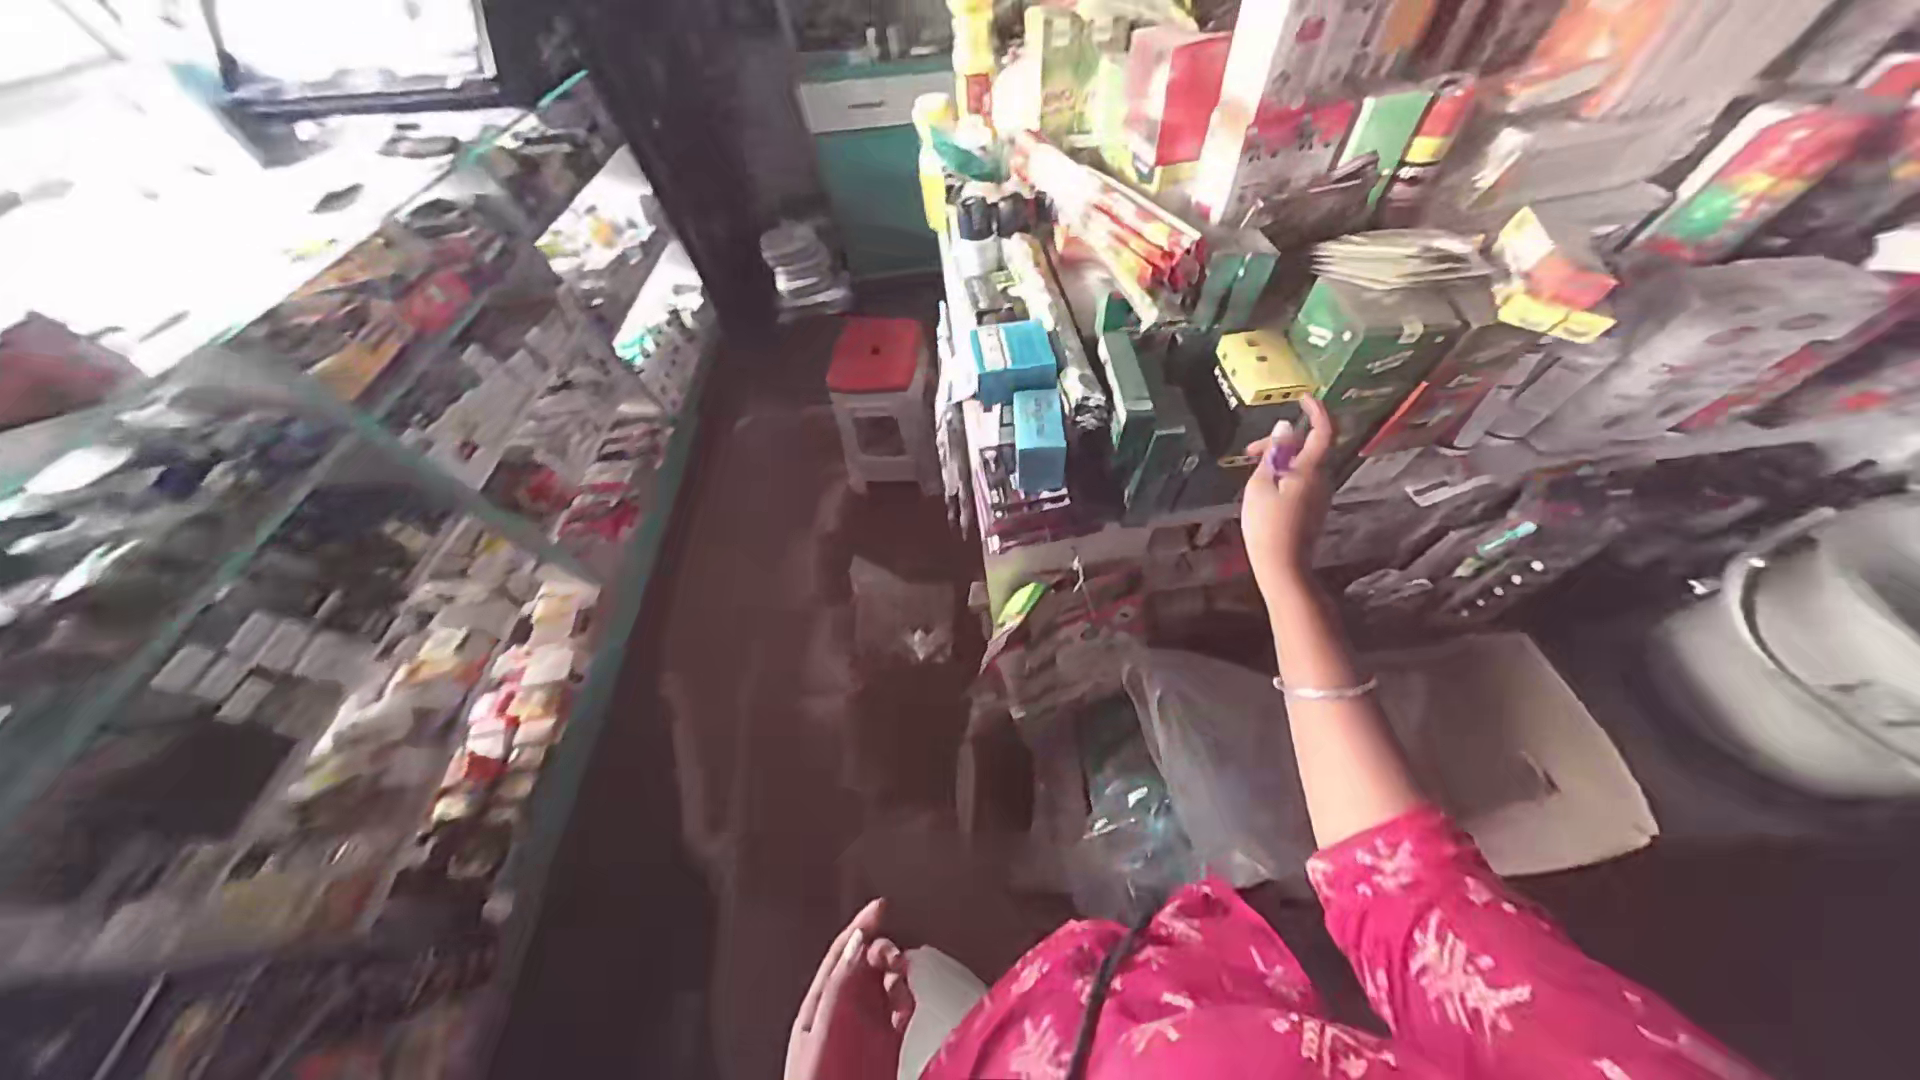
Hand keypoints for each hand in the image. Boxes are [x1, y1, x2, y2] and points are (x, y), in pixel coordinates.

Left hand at [785, 899, 915, 1079]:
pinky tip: (909, 1002)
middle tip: (894, 956)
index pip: (843, 951)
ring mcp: (866, 1026)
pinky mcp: (886, 1045)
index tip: (880, 906)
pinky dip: (908, 1000)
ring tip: (902, 980)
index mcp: (822, 1001)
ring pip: (887, 983)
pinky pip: (900, 1011)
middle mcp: (845, 1008)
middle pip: (867, 963)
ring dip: (897, 974)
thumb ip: (839, 985)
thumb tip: (856, 942)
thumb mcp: (821, 1029)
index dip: (861, 925)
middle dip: (883, 950)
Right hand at [1240, 394, 1335, 601]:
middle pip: (1308, 448)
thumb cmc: (1266, 524)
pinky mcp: (1312, 508)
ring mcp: (1319, 494)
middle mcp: (1322, 478)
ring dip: (1280, 459)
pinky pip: (1301, 479)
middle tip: (1250, 451)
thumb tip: (1284, 428)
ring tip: (1252, 470)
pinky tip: (1263, 486)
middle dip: (1281, 442)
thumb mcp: (1261, 485)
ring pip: (1303, 464)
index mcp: (1311, 469)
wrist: (1282, 565)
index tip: (1302, 398)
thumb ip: (1274, 454)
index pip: (1323, 430)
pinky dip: (1284, 473)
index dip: (1316, 411)